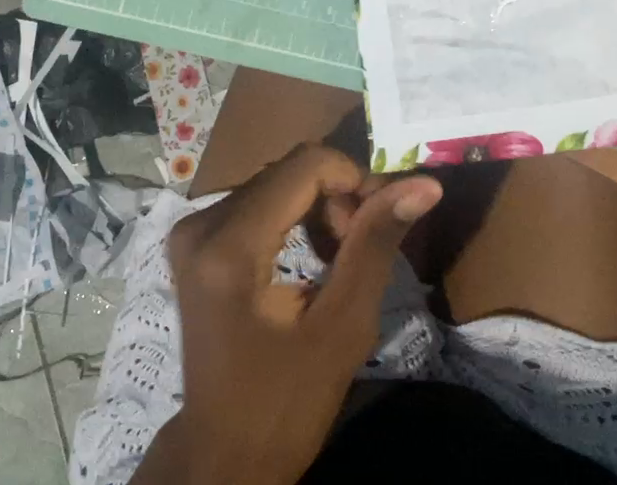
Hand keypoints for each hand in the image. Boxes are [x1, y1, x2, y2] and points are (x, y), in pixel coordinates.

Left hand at [135, 144, 442, 484]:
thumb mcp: (342, 325)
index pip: (305, 165)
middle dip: (337, 199)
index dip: (355, 181)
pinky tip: (312, 256)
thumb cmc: (286, 401)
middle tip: (360, 250)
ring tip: (339, 259)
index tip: (379, 225)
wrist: (224, 451)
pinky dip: (295, 217)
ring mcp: (192, 230)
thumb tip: (424, 184)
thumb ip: (376, 244)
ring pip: (276, 182)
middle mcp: (200, 224)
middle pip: (289, 171)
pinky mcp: (195, 240)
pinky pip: (258, 201)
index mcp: (228, 246)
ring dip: (319, 208)